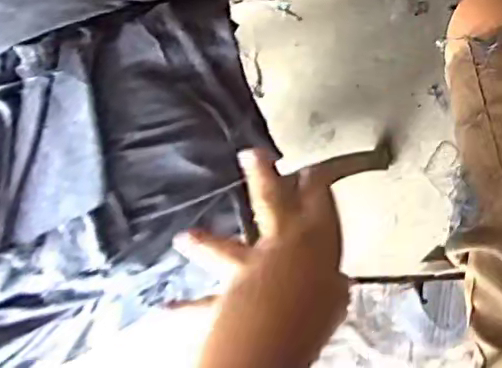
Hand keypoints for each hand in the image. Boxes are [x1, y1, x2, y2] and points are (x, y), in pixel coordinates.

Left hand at [177, 149, 350, 367]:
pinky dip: (182, 307)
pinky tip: (165, 306)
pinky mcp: (219, 302)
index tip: (312, 165)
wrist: (263, 351)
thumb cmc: (309, 319)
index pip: (318, 191)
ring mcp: (246, 270)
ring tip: (185, 235)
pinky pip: (197, 306)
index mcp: (315, 233)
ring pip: (225, 247)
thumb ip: (332, 284)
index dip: (315, 175)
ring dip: (205, 241)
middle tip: (252, 154)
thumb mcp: (335, 297)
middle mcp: (279, 242)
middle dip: (262, 174)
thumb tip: (334, 285)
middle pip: (270, 199)